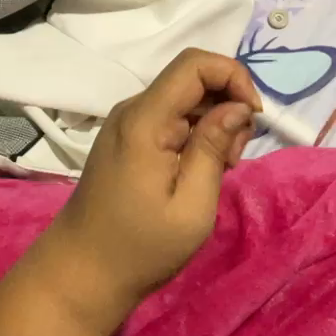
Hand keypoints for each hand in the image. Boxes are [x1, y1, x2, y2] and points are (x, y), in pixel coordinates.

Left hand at [33, 49, 260, 327]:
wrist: (82, 271)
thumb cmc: (140, 247)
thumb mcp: (191, 206)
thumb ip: (214, 148)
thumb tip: (238, 106)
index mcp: (145, 119)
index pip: (194, 64)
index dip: (233, 76)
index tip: (254, 117)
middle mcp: (134, 109)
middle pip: (192, 79)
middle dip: (227, 106)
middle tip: (233, 159)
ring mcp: (128, 122)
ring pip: (186, 99)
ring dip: (214, 124)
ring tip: (218, 171)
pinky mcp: (129, 137)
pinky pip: (172, 117)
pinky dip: (196, 134)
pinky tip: (198, 171)